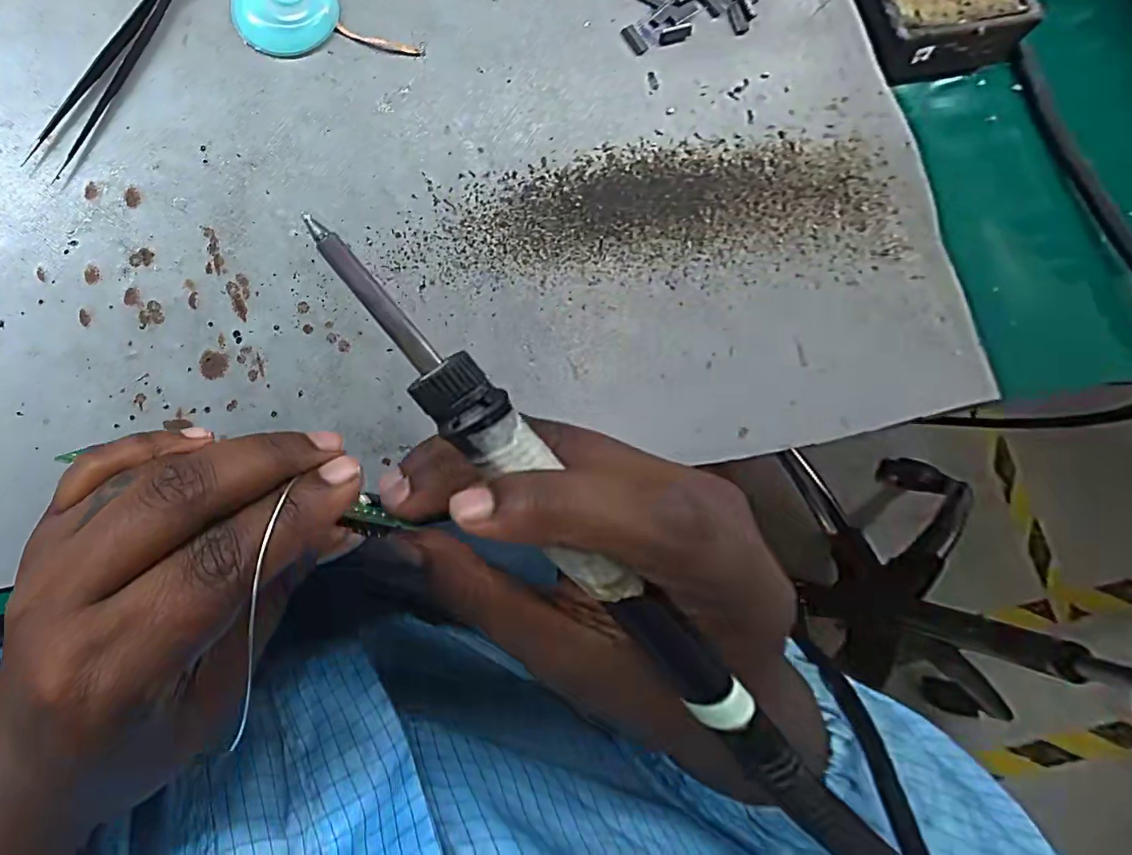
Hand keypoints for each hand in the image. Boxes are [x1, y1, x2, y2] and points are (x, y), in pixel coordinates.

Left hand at [0, 428, 364, 852]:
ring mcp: (44, 557)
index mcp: (111, 669)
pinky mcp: (40, 531)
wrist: (32, 753)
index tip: (344, 480)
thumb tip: (329, 528)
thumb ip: (265, 602)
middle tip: (324, 451)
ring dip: (221, 452)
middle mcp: (65, 601)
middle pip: (174, 504)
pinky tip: (203, 439)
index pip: (214, 567)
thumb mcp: (213, 699)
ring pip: (141, 477)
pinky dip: (154, 443)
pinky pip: (96, 465)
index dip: (288, 515)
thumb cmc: (132, 748)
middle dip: (262, 465)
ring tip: (283, 448)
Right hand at [378, 419, 825, 800]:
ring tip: (410, 488)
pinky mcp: (625, 462)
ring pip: (550, 436)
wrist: (733, 685)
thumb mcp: (572, 666)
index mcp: (721, 567)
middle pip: (579, 455)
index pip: (644, 515)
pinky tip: (447, 480)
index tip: (459, 513)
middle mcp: (699, 496)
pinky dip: (485, 458)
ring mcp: (662, 469)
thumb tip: (408, 544)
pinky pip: (544, 444)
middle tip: (399, 495)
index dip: (548, 501)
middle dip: (477, 465)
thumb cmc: (660, 694)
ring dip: (469, 456)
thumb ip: (490, 600)